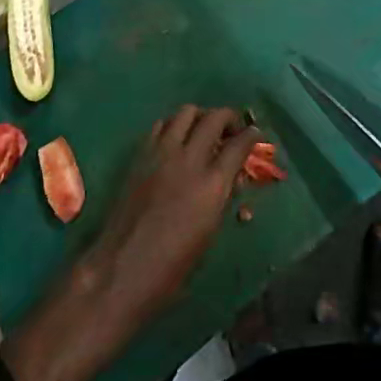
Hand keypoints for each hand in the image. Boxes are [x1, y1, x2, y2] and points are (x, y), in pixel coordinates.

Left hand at [3, 105, 261, 380]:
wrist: (124, 267)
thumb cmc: (173, 265)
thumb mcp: (209, 233)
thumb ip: (221, 197)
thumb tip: (229, 178)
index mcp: (212, 184)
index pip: (238, 145)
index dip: (251, 135)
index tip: (255, 133)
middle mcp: (188, 159)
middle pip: (213, 118)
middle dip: (228, 118)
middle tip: (233, 129)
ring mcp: (161, 153)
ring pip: (185, 113)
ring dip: (200, 116)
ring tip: (204, 130)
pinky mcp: (140, 154)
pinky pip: (161, 125)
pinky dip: (174, 125)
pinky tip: (176, 141)